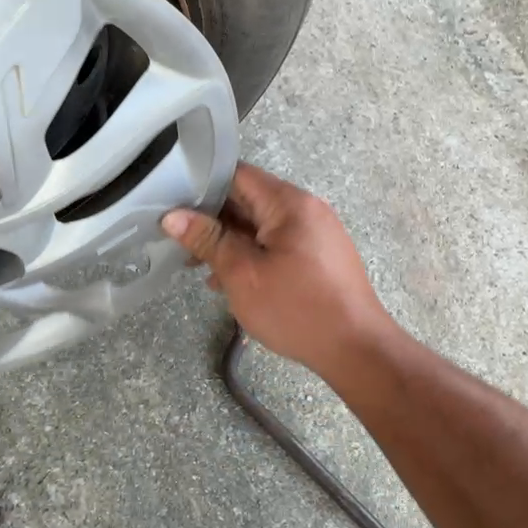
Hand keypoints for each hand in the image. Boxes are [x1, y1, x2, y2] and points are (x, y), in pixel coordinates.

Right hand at [161, 163, 399, 373]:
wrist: (358, 352)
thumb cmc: (296, 308)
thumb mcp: (241, 273)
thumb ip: (207, 239)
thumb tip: (172, 216)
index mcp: (289, 204)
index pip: (236, 175)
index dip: (200, 185)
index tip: (170, 202)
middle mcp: (305, 209)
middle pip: (247, 199)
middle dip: (210, 218)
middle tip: (177, 239)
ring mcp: (315, 233)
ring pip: (258, 224)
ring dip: (227, 240)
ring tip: (197, 265)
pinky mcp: (317, 256)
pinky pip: (274, 243)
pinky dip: (249, 253)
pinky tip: (228, 280)